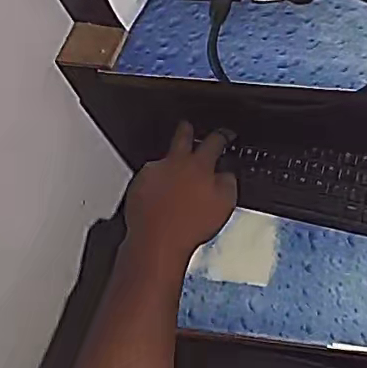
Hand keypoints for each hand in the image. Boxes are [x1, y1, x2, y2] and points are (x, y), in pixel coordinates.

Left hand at [124, 122, 237, 265]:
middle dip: (187, 130)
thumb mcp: (224, 205)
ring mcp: (154, 171)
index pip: (214, 141)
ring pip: (164, 160)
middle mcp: (175, 162)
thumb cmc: (189, 226)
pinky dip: (156, 184)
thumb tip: (226, 175)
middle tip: (188, 128)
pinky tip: (161, 198)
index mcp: (199, 165)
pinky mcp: (138, 183)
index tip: (225, 135)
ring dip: (170, 166)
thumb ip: (227, 183)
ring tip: (176, 185)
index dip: (222, 136)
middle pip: (182, 136)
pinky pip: (150, 177)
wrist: (157, 240)